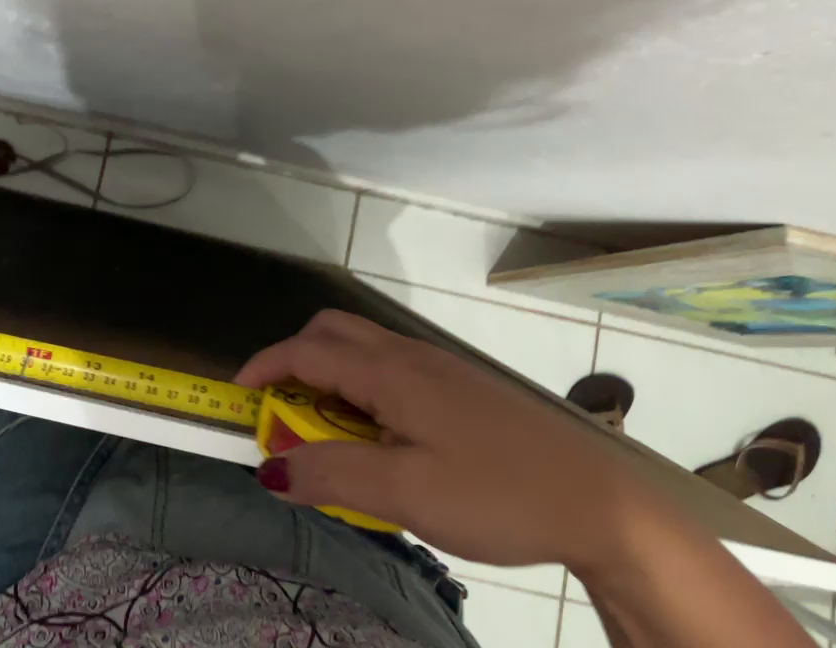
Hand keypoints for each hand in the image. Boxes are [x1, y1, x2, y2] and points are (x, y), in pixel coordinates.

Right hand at [235, 310, 669, 574]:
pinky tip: (378, 441)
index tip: (237, 399)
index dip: (264, 367)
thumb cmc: (497, 493)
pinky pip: (389, 371)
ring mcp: (439, 369)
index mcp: (391, 372)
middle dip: (293, 363)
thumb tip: (270, 469)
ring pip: (362, 351)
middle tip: (282, 416)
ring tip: (326, 436)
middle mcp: (410, 356)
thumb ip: (333, 475)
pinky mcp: (459, 389)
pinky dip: (359, 391)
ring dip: (328, 379)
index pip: (307, 350)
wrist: (598, 501)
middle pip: (332, 333)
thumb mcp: (407, 494)